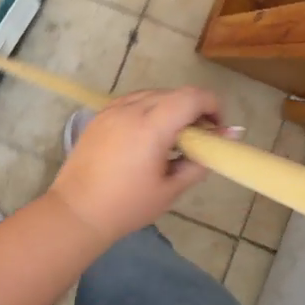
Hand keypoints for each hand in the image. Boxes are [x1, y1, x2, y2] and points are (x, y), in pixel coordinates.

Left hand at [46, 87, 223, 242]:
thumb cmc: (127, 205)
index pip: (192, 97)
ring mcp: (112, 109)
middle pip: (174, 93)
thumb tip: (228, 138)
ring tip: (174, 138)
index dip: (213, 106)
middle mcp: (131, 109)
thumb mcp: (171, 188)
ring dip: (170, 108)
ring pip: (152, 94)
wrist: (77, 211)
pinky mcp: (99, 116)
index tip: (217, 130)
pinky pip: (132, 101)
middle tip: (200, 138)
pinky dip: (148, 110)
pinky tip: (148, 135)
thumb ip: (200, 160)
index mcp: (151, 126)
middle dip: (194, 109)